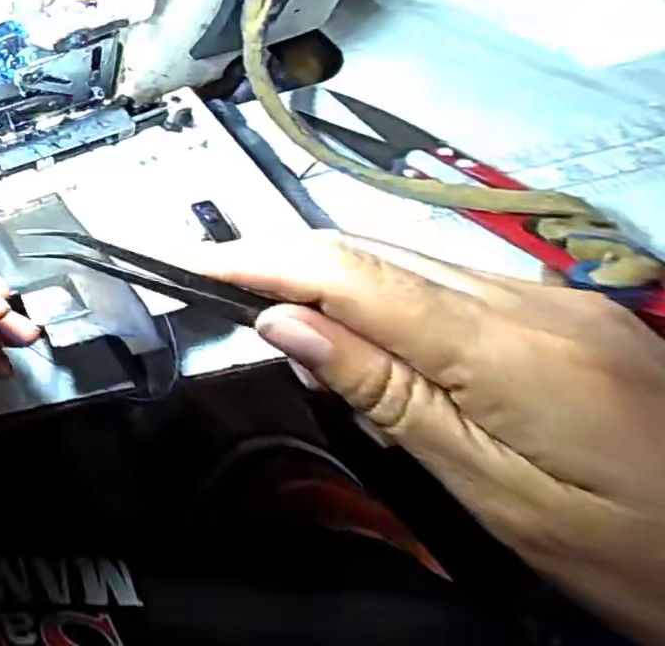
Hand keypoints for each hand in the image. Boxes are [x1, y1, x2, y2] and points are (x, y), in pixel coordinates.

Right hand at [188, 233, 664, 645]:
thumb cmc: (638, 556)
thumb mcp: (494, 490)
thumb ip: (382, 393)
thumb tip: (279, 322)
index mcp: (512, 352)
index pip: (347, 274)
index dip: (256, 261)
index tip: (187, 264)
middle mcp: (531, 303)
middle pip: (363, 252)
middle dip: (275, 264)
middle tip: (219, 297)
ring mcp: (553, 300)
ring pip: (392, 258)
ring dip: (319, 279)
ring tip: (288, 329)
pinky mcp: (562, 309)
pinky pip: (432, 279)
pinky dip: (370, 292)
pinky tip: (364, 337)